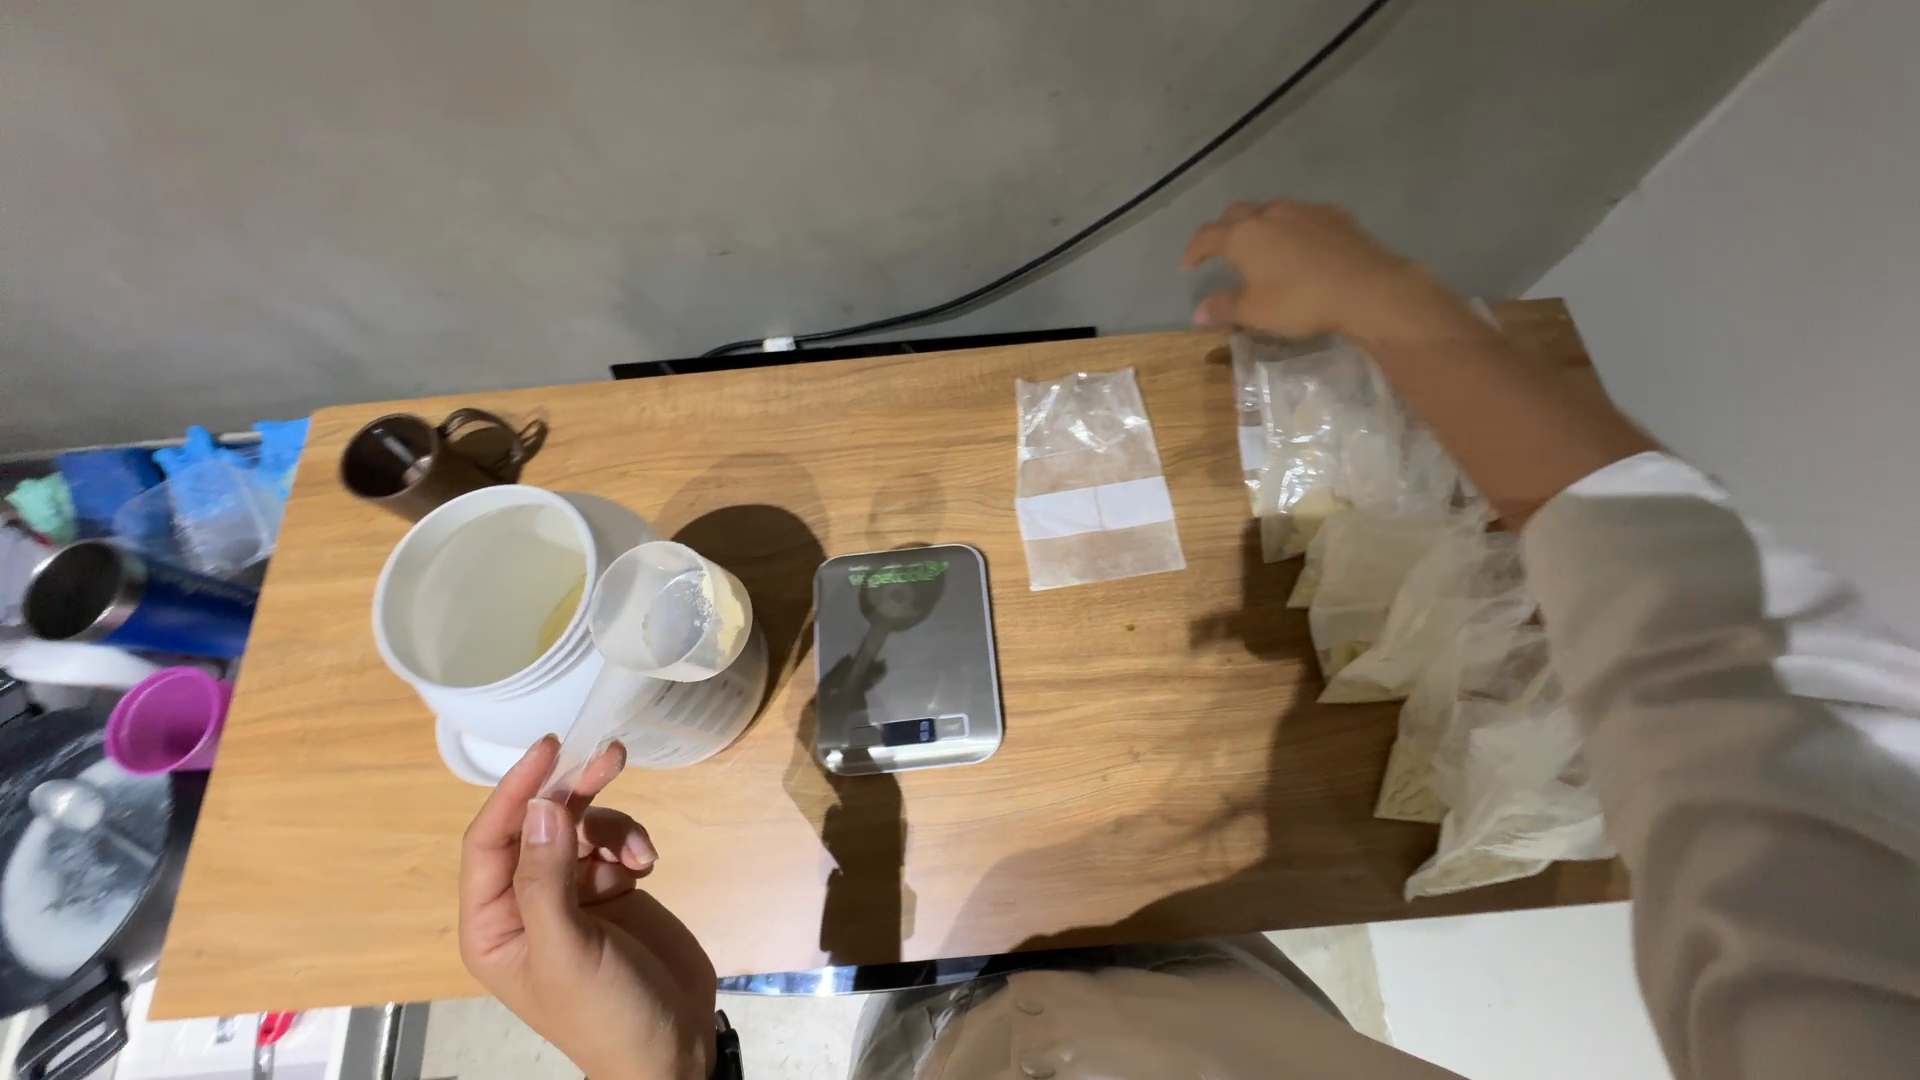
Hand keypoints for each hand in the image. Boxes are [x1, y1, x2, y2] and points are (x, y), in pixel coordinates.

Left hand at [459, 737, 717, 1079]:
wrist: (671, 1042)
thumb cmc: (606, 1011)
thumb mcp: (569, 950)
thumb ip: (547, 879)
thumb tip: (540, 807)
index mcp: (495, 923)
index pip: (490, 841)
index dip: (516, 792)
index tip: (551, 748)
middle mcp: (527, 901)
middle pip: (541, 824)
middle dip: (575, 792)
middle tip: (611, 757)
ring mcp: (573, 893)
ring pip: (584, 827)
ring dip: (617, 828)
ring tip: (643, 854)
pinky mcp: (612, 888)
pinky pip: (616, 842)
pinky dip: (634, 844)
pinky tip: (649, 867)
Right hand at [1181, 200, 1438, 338]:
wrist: (1366, 288)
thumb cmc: (1299, 301)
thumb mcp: (1254, 312)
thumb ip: (1223, 307)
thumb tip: (1197, 311)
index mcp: (1243, 236)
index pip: (1206, 237)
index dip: (1193, 251)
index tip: (1188, 267)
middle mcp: (1270, 214)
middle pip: (1236, 215)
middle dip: (1224, 231)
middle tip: (1221, 252)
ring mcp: (1304, 210)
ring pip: (1271, 211)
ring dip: (1258, 227)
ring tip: (1261, 250)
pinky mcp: (1334, 215)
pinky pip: (1302, 217)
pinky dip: (1290, 230)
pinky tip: (1299, 248)